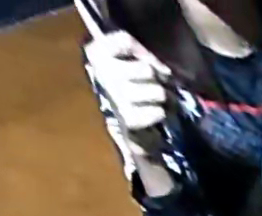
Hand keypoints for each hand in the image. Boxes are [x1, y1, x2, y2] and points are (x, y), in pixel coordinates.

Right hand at [86, 31, 171, 157]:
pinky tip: (153, 115)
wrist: (122, 128)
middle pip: (147, 69)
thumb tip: (165, 71)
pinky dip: (161, 113)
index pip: (125, 40)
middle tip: (155, 88)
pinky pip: (159, 111)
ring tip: (157, 101)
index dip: (147, 53)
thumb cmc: (127, 92)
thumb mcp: (124, 65)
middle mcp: (102, 73)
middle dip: (158, 80)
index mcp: (96, 54)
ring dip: (164, 98)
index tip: (157, 67)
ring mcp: (115, 98)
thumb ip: (139, 57)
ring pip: (158, 91)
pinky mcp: (129, 120)